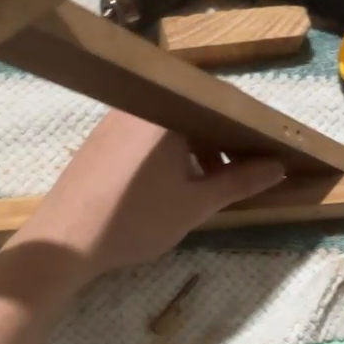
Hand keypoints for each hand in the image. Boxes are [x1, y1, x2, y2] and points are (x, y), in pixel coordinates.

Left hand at [5, 111, 287, 282]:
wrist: (65, 240)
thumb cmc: (135, 220)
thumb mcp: (195, 205)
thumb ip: (239, 182)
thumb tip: (278, 167)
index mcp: (168, 112)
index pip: (219, 103)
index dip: (244, 127)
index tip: (260, 153)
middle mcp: (141, 104)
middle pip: (193, 113)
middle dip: (219, 143)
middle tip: (235, 176)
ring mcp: (115, 118)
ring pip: (167, 125)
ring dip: (193, 150)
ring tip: (203, 188)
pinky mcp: (99, 137)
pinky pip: (144, 134)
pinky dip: (165, 153)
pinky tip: (166, 186)